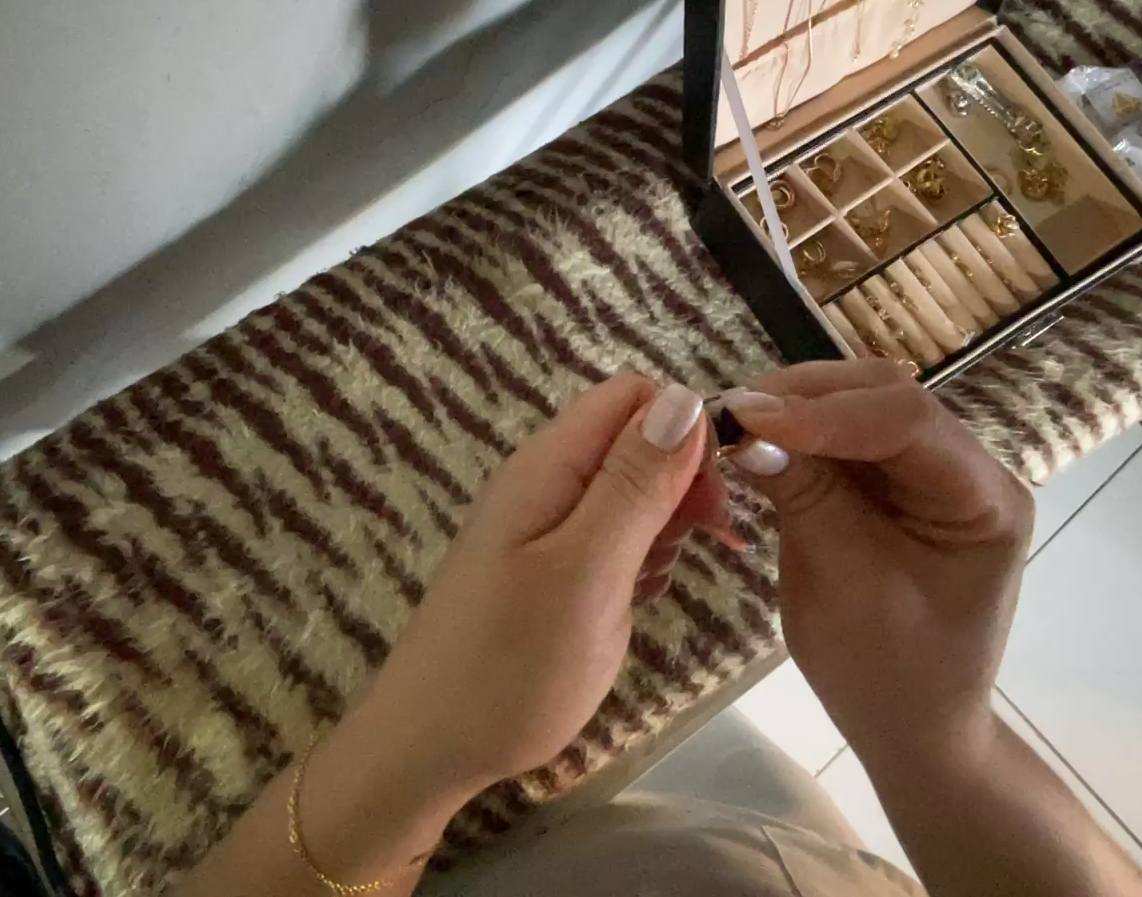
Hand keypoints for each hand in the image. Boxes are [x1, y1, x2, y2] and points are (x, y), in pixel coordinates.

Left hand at [345, 374, 726, 800]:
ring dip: (664, 528)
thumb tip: (683, 397)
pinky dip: (640, 561)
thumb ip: (635, 484)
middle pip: (637, 442)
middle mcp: (549, 481)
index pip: (632, 397)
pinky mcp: (556, 565)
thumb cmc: (509, 662)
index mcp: (550, 464)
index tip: (707, 494)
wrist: (434, 744)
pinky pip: (617, 538)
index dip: (682, 429)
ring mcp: (551, 525)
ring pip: (634, 493)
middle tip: (699, 545)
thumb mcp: (586, 570)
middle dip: (681, 483)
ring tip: (648, 586)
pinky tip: (632, 603)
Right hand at [722, 360, 1033, 763]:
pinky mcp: (883, 481)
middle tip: (730, 412)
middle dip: (804, 397)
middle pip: (884, 396)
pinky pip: (835, 436)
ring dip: (792, 406)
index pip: (907, 422)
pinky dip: (790, 432)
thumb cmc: (887, 670)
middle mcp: (962, 468)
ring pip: (855, 403)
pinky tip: (753, 438)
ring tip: (733, 421)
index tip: (744, 417)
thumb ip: (803, 497)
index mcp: (983, 499)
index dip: (823, 412)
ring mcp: (921, 471)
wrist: (906, 722)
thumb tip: (743, 429)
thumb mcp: (842, 583)